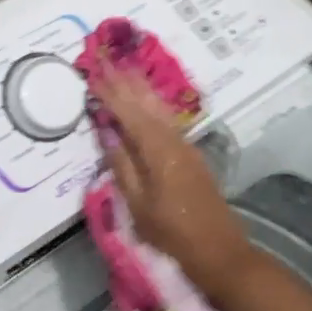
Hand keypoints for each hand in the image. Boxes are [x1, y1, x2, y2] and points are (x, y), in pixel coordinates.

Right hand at [91, 67, 260, 301]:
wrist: (220, 251)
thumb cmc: (172, 233)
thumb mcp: (138, 204)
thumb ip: (122, 165)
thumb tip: (108, 132)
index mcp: (157, 149)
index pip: (127, 112)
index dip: (109, 92)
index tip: (91, 71)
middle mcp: (173, 139)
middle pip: (144, 102)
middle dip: (123, 80)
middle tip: (104, 58)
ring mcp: (184, 145)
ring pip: (157, 107)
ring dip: (138, 87)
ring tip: (122, 68)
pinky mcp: (189, 154)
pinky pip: (165, 118)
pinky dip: (151, 103)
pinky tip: (145, 99)